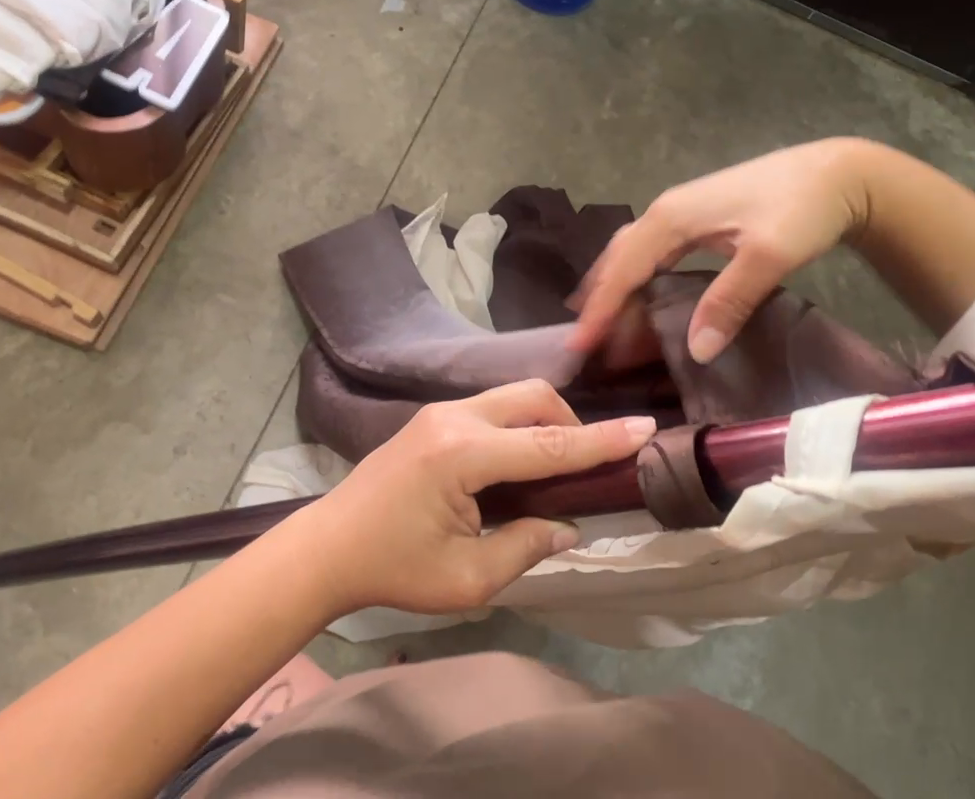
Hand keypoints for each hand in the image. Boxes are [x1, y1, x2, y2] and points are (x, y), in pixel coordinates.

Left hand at [281, 380, 655, 615]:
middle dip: (573, 423)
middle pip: (533, 398)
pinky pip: (491, 407)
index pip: (549, 444)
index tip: (647, 427)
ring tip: (556, 469)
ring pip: (513, 397)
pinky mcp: (430, 419)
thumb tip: (567, 527)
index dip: (602, 440)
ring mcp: (438, 413)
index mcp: (461, 456)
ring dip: (545, 422)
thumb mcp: (467, 578)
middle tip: (588, 466)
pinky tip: (521, 461)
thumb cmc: (393, 568)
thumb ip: (524, 548)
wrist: (327, 547)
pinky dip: (520, 425)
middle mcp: (453, 419)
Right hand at [570, 138, 873, 363]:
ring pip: (629, 252)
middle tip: (582, 341)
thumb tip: (695, 352)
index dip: (600, 309)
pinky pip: (648, 251)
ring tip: (597, 322)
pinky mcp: (695, 218)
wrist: (838, 172)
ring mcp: (679, 212)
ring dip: (611, 287)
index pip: (622, 270)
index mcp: (670, 219)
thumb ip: (728, 302)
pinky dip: (633, 276)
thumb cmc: (802, 209)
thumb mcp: (767, 257)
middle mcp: (664, 212)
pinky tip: (635, 294)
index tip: (578, 345)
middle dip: (596, 299)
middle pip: (616, 258)